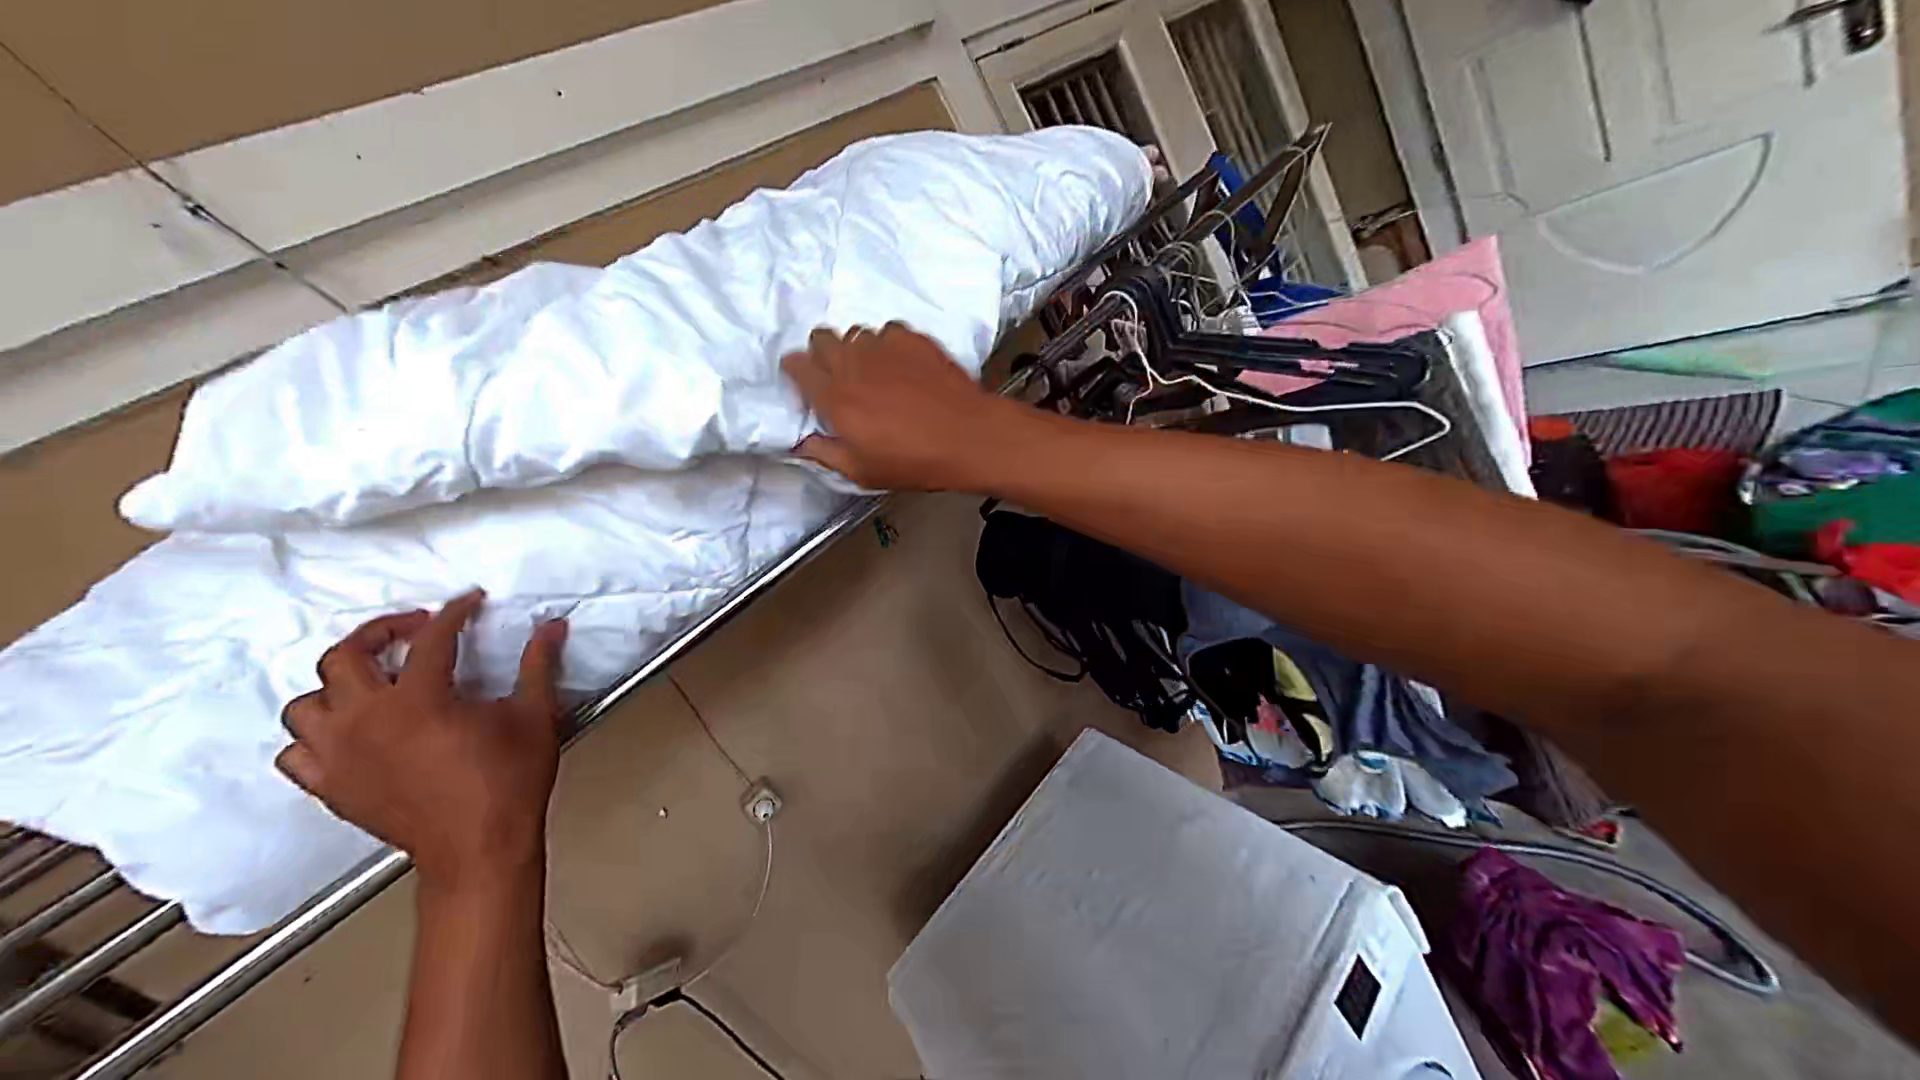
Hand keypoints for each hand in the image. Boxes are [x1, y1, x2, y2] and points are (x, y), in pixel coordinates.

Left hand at [275, 591, 567, 893]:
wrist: (479, 846)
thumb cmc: (509, 781)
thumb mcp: (535, 715)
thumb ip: (538, 665)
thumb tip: (551, 628)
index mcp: (420, 700)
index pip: (430, 638)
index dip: (453, 613)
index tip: (468, 602)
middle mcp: (367, 721)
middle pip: (342, 657)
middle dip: (377, 632)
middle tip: (411, 629)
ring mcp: (340, 756)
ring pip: (306, 703)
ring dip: (337, 684)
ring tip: (373, 681)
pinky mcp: (330, 787)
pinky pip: (296, 752)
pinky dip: (314, 735)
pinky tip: (348, 732)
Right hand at [781, 323, 1029, 490]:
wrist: (969, 437)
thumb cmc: (914, 461)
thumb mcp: (862, 472)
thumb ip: (825, 454)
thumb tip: (803, 443)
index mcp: (835, 397)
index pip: (796, 366)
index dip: (796, 372)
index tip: (806, 384)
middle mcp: (854, 363)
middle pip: (821, 338)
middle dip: (822, 354)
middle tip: (838, 377)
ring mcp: (886, 346)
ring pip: (856, 333)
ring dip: (857, 350)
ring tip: (874, 373)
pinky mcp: (914, 340)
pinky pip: (888, 331)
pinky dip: (888, 344)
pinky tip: (902, 366)